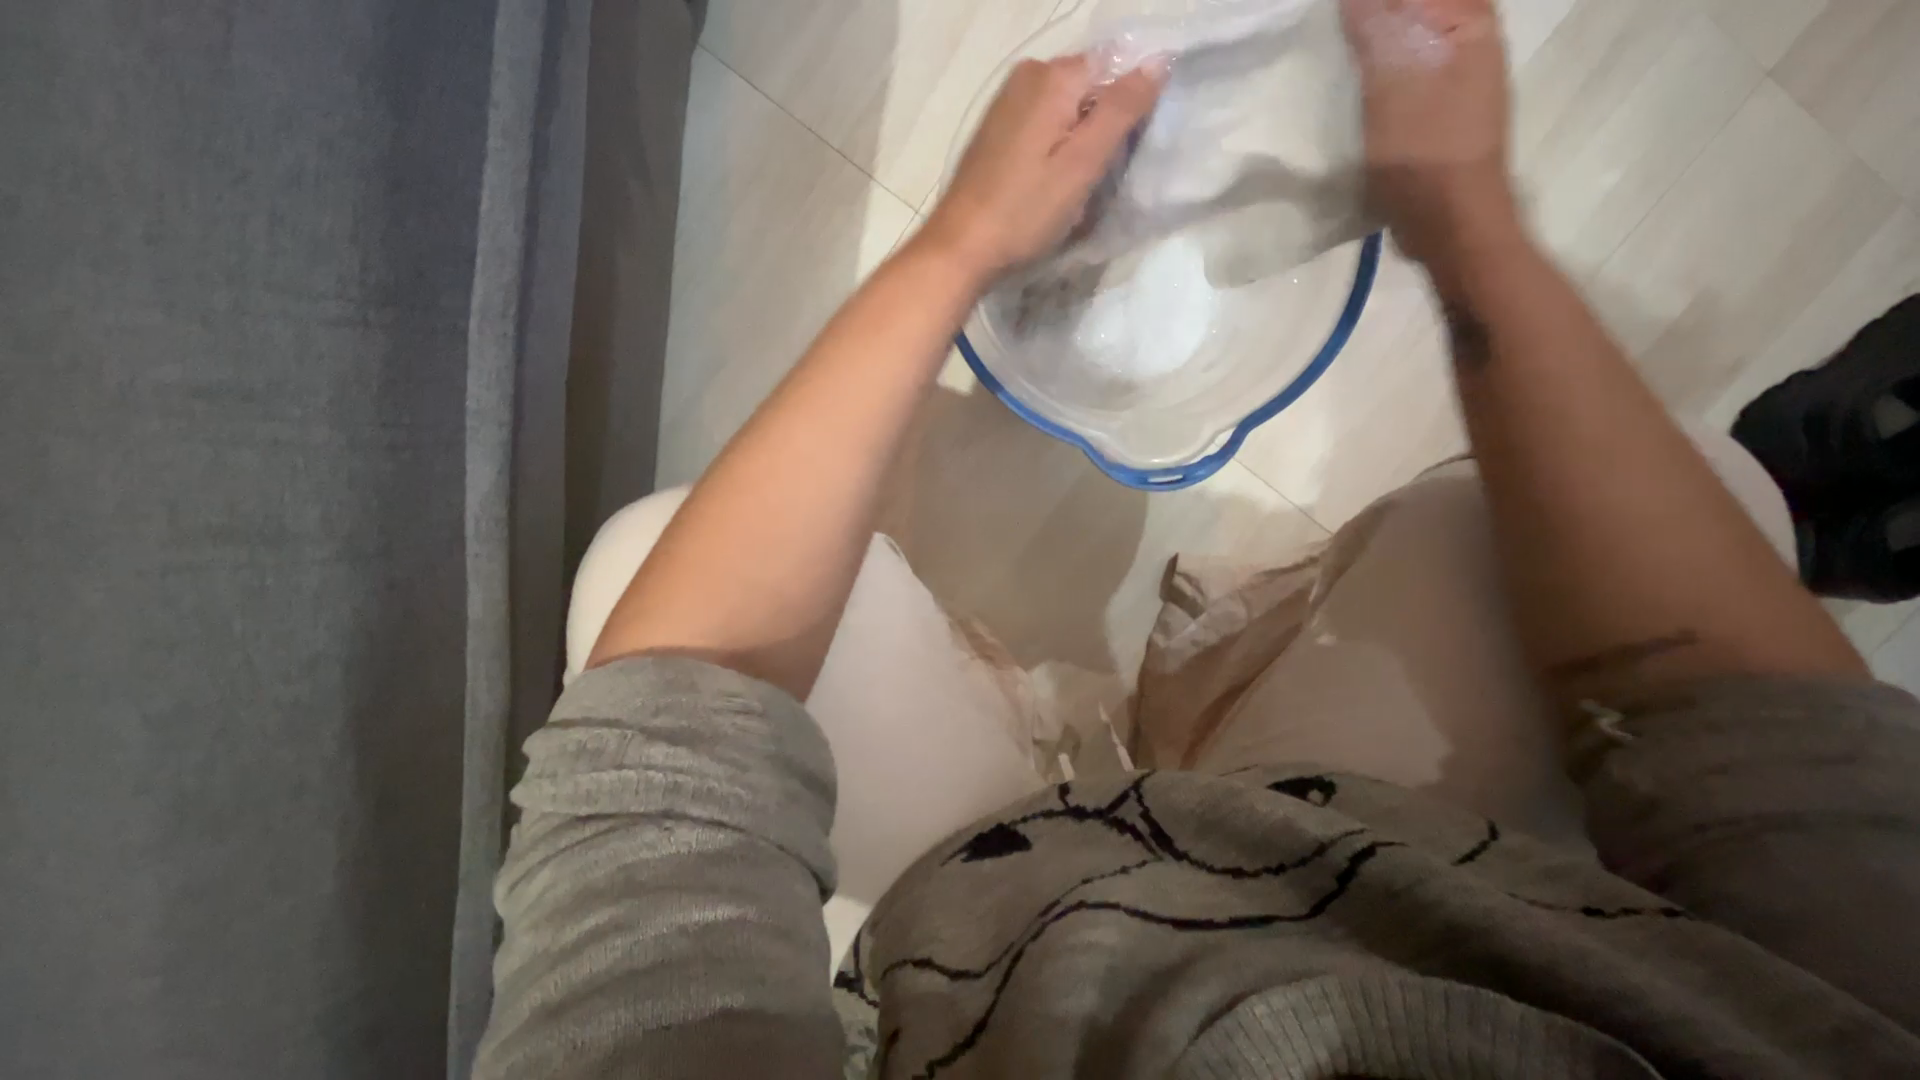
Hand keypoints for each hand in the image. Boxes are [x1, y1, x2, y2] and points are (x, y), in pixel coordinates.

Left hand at [919, 56, 1165, 285]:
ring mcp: (1007, 102)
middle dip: (1102, 128)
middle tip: (1094, 178)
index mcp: (1053, 76)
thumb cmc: (1025, 210)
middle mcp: (1028, 75)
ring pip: (1067, 111)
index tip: (1120, 155)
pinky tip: (1048, 186)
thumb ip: (1122, 110)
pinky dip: (1055, 151)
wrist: (960, 247)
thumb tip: (1158, 63)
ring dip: (1078, 145)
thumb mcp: (1083, 163)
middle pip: (1090, 88)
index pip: (1116, 69)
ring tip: (1070, 187)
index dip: (1128, 110)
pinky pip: (1044, 127)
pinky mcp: (996, 130)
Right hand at [1341, 0, 1521, 273]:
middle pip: (1421, 13)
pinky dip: (1382, 72)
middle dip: (1379, 17)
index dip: (1378, 5)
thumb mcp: (1392, 88)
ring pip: (1415, 42)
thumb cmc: (1425, 154)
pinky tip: (1354, 87)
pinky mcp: (1440, 116)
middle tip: (1338, 27)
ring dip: (1378, 42)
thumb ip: (1376, 32)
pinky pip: (1409, 76)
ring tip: (1338, 49)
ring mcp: (1460, 83)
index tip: (1342, 14)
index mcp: (1471, 27)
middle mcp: (1474, 45)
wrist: (1451, 226)